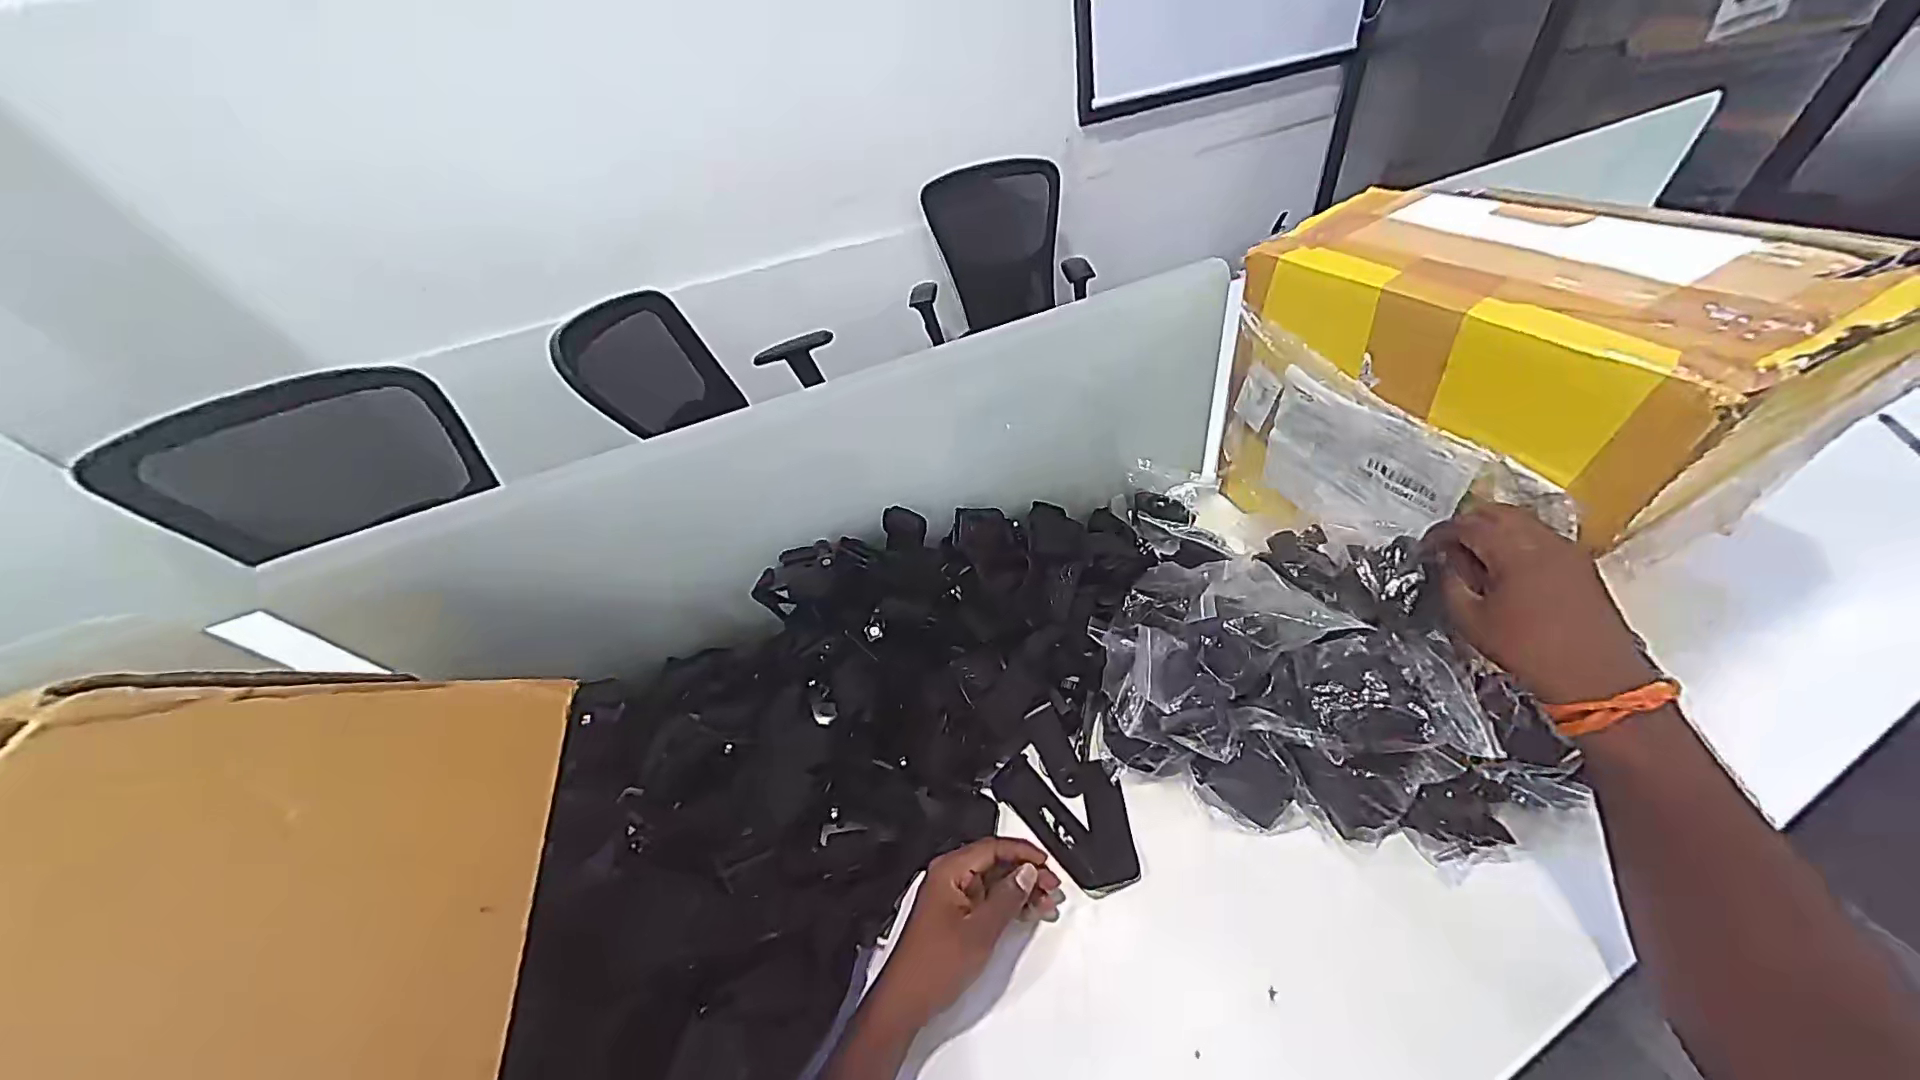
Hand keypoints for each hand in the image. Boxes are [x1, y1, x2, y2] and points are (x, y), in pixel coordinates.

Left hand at [872, 837, 1062, 1025]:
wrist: (907, 1001)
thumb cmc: (931, 966)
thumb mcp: (980, 930)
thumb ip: (1008, 898)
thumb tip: (1027, 873)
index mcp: (949, 870)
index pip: (992, 847)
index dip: (1022, 852)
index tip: (1045, 862)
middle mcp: (949, 877)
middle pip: (994, 862)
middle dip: (1025, 873)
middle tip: (1051, 885)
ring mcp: (952, 896)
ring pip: (994, 882)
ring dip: (1021, 890)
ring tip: (1045, 901)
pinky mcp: (956, 914)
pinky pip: (987, 899)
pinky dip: (1008, 904)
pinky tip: (1027, 912)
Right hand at [1424, 504, 1659, 704]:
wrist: (1596, 676)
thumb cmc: (1526, 649)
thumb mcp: (1471, 619)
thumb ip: (1451, 583)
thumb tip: (1445, 562)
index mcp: (1514, 553)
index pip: (1468, 525)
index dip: (1440, 533)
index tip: (1425, 547)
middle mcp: (1544, 542)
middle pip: (1497, 512)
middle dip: (1466, 523)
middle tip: (1445, 545)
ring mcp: (1567, 550)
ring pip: (1521, 520)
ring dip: (1492, 529)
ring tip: (1471, 554)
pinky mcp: (1579, 563)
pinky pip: (1539, 535)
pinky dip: (1514, 539)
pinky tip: (1502, 565)